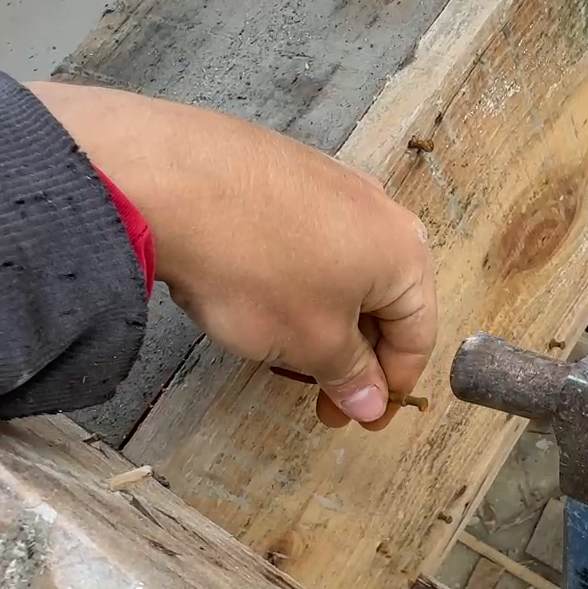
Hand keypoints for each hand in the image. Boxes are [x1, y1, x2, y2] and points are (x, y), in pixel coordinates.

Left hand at [25, 82, 435, 427]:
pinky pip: (310, 240)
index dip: (392, 387)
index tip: (363, 418)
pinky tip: (263, 299)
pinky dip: (299, 281)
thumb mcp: (313, 341)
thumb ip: (351, 376)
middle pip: (383, 302)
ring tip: (289, 353)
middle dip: (355, 357)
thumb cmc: (258, 269)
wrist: (168, 179)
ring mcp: (333, 184)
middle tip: (324, 398)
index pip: (418, 336)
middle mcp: (381, 211)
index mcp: (406, 254)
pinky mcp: (287, 170)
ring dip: (327, 322)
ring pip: (345, 272)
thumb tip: (372, 402)